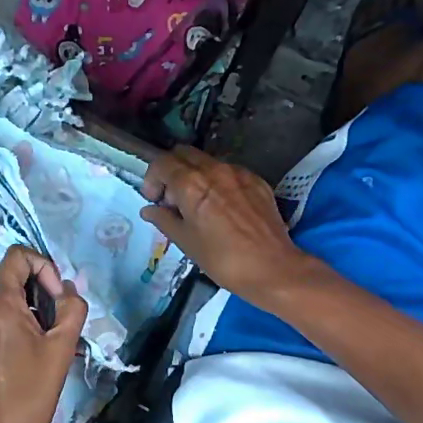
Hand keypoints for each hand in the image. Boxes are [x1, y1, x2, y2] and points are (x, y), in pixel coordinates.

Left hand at [0, 246, 87, 422]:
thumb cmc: (32, 390)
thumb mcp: (62, 346)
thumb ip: (72, 308)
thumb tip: (67, 290)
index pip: (17, 256)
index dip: (44, 266)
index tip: (58, 297)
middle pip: (13, 274)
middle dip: (42, 286)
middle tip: (60, 317)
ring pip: (9, 294)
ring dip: (36, 303)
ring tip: (52, 334)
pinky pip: (2, 313)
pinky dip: (23, 317)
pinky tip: (38, 346)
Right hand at [141, 146, 316, 304]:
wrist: (272, 267)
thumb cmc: (221, 259)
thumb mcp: (185, 242)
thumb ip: (164, 220)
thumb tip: (149, 210)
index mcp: (191, 184)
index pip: (162, 164)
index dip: (152, 180)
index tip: (154, 201)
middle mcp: (214, 170)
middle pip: (183, 154)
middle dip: (171, 172)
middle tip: (172, 199)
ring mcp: (238, 173)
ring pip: (207, 162)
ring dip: (194, 176)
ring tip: (197, 205)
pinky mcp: (256, 181)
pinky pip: (228, 172)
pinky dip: (216, 182)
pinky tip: (221, 208)